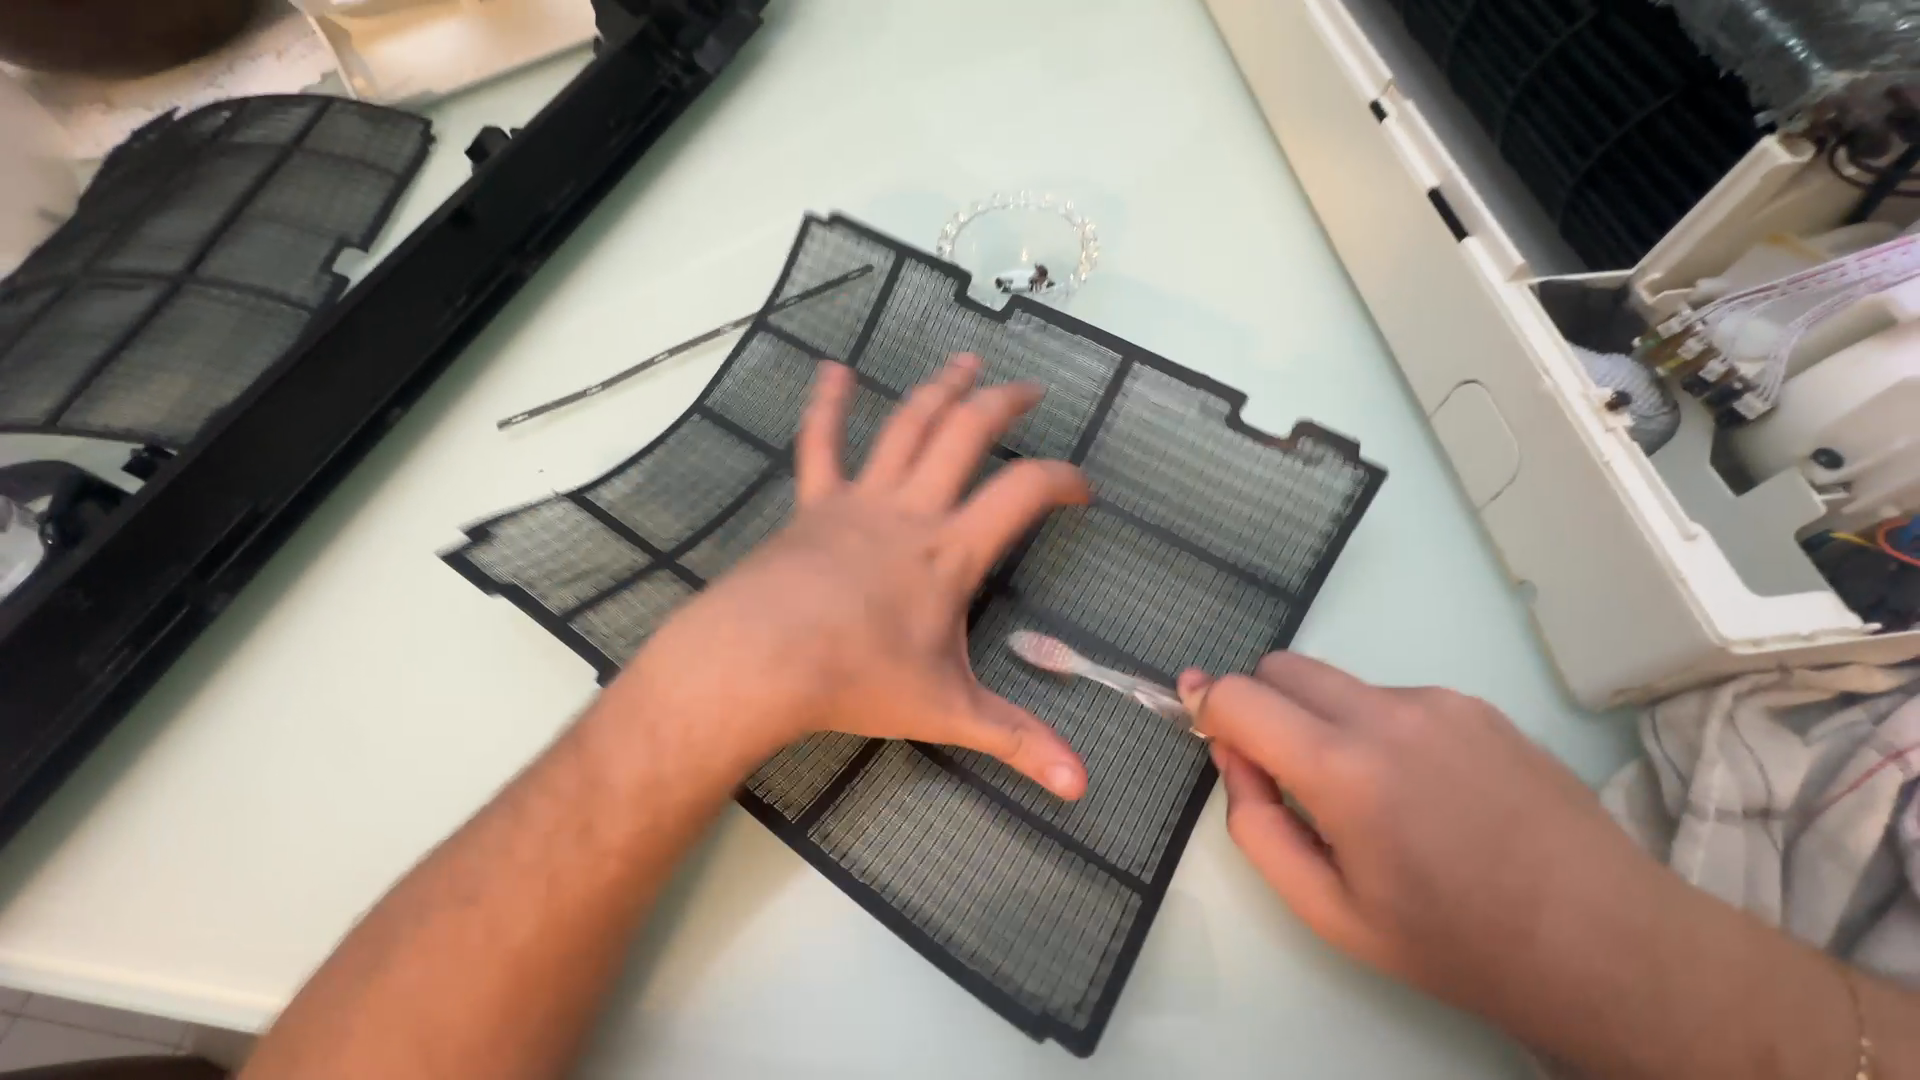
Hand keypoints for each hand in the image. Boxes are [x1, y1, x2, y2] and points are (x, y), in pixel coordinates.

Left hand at [620, 354, 1090, 798]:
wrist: (758, 661)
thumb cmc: (856, 681)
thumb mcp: (948, 713)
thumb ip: (1017, 740)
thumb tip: (1080, 786)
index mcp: (951, 552)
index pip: (1023, 494)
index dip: (1062, 481)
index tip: (1082, 489)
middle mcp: (912, 510)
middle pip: (966, 434)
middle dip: (1004, 405)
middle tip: (1031, 390)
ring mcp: (859, 499)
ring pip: (907, 425)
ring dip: (940, 388)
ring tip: (966, 361)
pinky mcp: (813, 503)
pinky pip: (820, 443)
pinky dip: (828, 404)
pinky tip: (833, 370)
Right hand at [1177, 654, 1674, 1030]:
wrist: (1609, 945)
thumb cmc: (1453, 941)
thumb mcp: (1329, 911)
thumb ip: (1256, 827)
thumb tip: (1236, 756)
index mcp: (1344, 770)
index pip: (1239, 696)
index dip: (1204, 702)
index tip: (1196, 716)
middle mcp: (1388, 714)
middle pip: (1281, 667)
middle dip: (1260, 705)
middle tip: (1280, 770)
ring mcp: (1440, 701)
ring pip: (1337, 683)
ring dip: (1322, 720)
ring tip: (1371, 795)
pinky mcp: (1476, 704)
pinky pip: (1392, 698)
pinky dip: (1376, 727)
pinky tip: (1424, 789)